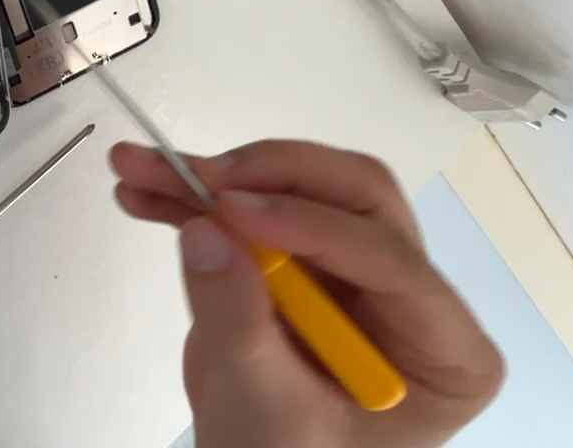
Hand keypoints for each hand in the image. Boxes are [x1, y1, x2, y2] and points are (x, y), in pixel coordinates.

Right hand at [112, 139, 503, 447]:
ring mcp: (342, 266)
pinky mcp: (286, 252)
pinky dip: (186, 196)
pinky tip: (136, 194)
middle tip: (200, 176)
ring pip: (289, 185)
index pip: (388, 258)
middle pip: (350, 197)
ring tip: (134, 167)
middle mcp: (402, 291)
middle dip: (266, 175)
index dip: (308, 222)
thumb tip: (204, 229)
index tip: (228, 208)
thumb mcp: (264, 406)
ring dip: (207, 176)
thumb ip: (236, 318)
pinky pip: (239, 206)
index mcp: (438, 344)